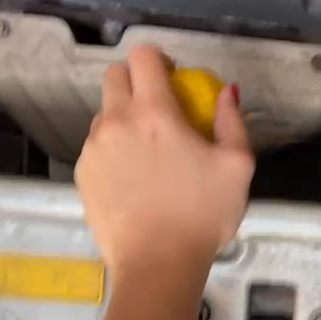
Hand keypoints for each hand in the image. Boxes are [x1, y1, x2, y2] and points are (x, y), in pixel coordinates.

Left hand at [76, 47, 252, 276]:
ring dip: (125, 118)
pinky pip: (97, 147)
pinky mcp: (82, 174)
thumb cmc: (204, 214)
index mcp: (155, 113)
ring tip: (149, 152)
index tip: (174, 77)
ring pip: (104, 113)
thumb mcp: (238, 166)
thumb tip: (227, 92)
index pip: (143, 57)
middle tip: (161, 109)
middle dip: (137, 81)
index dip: (159, 58)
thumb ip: (232, 122)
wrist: (158, 262)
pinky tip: (136, 179)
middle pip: (115, 76)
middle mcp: (117, 122)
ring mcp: (94, 148)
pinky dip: (115, 150)